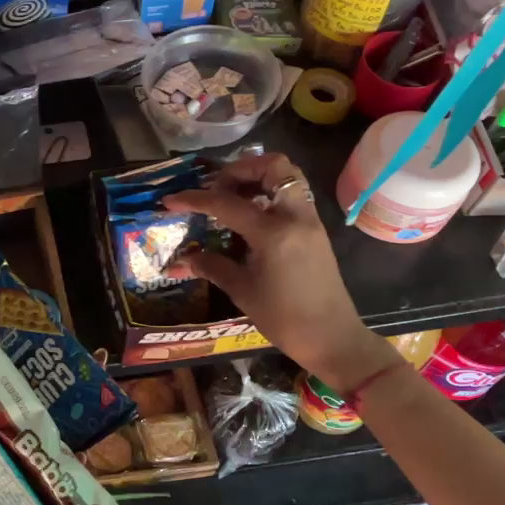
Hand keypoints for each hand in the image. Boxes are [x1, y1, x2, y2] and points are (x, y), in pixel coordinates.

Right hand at [164, 153, 398, 390]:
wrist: (332, 338)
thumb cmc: (284, 318)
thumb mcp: (242, 291)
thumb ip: (212, 266)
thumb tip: (185, 258)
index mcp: (273, 232)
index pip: (227, 203)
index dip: (195, 199)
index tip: (172, 200)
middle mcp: (295, 217)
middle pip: (272, 166)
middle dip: (239, 169)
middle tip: (216, 190)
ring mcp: (309, 221)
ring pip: (287, 176)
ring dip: (257, 178)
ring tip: (232, 200)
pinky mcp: (315, 230)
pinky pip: (292, 196)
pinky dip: (269, 194)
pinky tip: (249, 218)